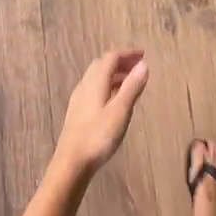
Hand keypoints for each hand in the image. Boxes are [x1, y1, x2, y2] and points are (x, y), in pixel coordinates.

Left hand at [54, 49, 148, 176]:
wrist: (72, 162)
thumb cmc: (99, 136)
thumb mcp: (121, 111)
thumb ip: (132, 87)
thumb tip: (143, 64)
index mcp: (95, 82)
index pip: (111, 58)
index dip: (128, 54)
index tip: (144, 55)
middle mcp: (85, 86)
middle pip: (102, 65)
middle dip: (121, 62)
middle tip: (138, 67)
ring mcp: (79, 99)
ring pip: (97, 77)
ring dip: (114, 74)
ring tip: (131, 82)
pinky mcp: (78, 111)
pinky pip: (94, 89)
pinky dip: (107, 85)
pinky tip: (114, 100)